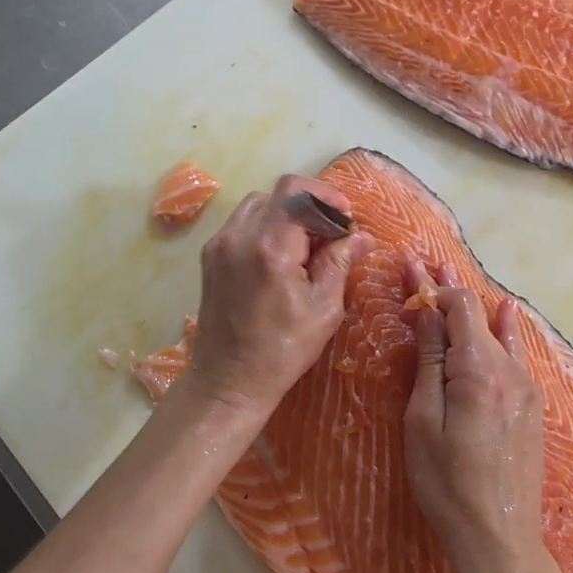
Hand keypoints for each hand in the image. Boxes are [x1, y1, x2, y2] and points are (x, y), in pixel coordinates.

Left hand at [186, 175, 373, 417]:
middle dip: (308, 207)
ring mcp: (219, 245)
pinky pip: (241, 224)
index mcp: (270, 248)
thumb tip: (362, 236)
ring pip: (258, 205)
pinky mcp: (210, 256)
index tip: (344, 218)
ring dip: (285, 216)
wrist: (227, 381)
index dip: (325, 195)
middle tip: (329, 235)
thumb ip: (340, 262)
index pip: (296, 191)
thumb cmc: (282, 351)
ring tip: (304, 247)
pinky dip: (264, 228)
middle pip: (278, 194)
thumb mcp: (324, 308)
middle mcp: (239, 236)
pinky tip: (279, 258)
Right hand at [403, 259, 572, 572]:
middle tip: (425, 262)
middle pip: (477, 314)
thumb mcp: (424, 421)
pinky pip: (514, 353)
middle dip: (448, 288)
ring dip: (471, 306)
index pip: (458, 307)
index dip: (432, 284)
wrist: (499, 538)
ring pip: (496, 332)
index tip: (409, 265)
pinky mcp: (531, 405)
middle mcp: (509, 369)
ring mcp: (526, 387)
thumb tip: (426, 312)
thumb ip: (430, 361)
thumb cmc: (447, 483)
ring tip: (451, 276)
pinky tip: (506, 311)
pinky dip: (502, 329)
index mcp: (479, 369)